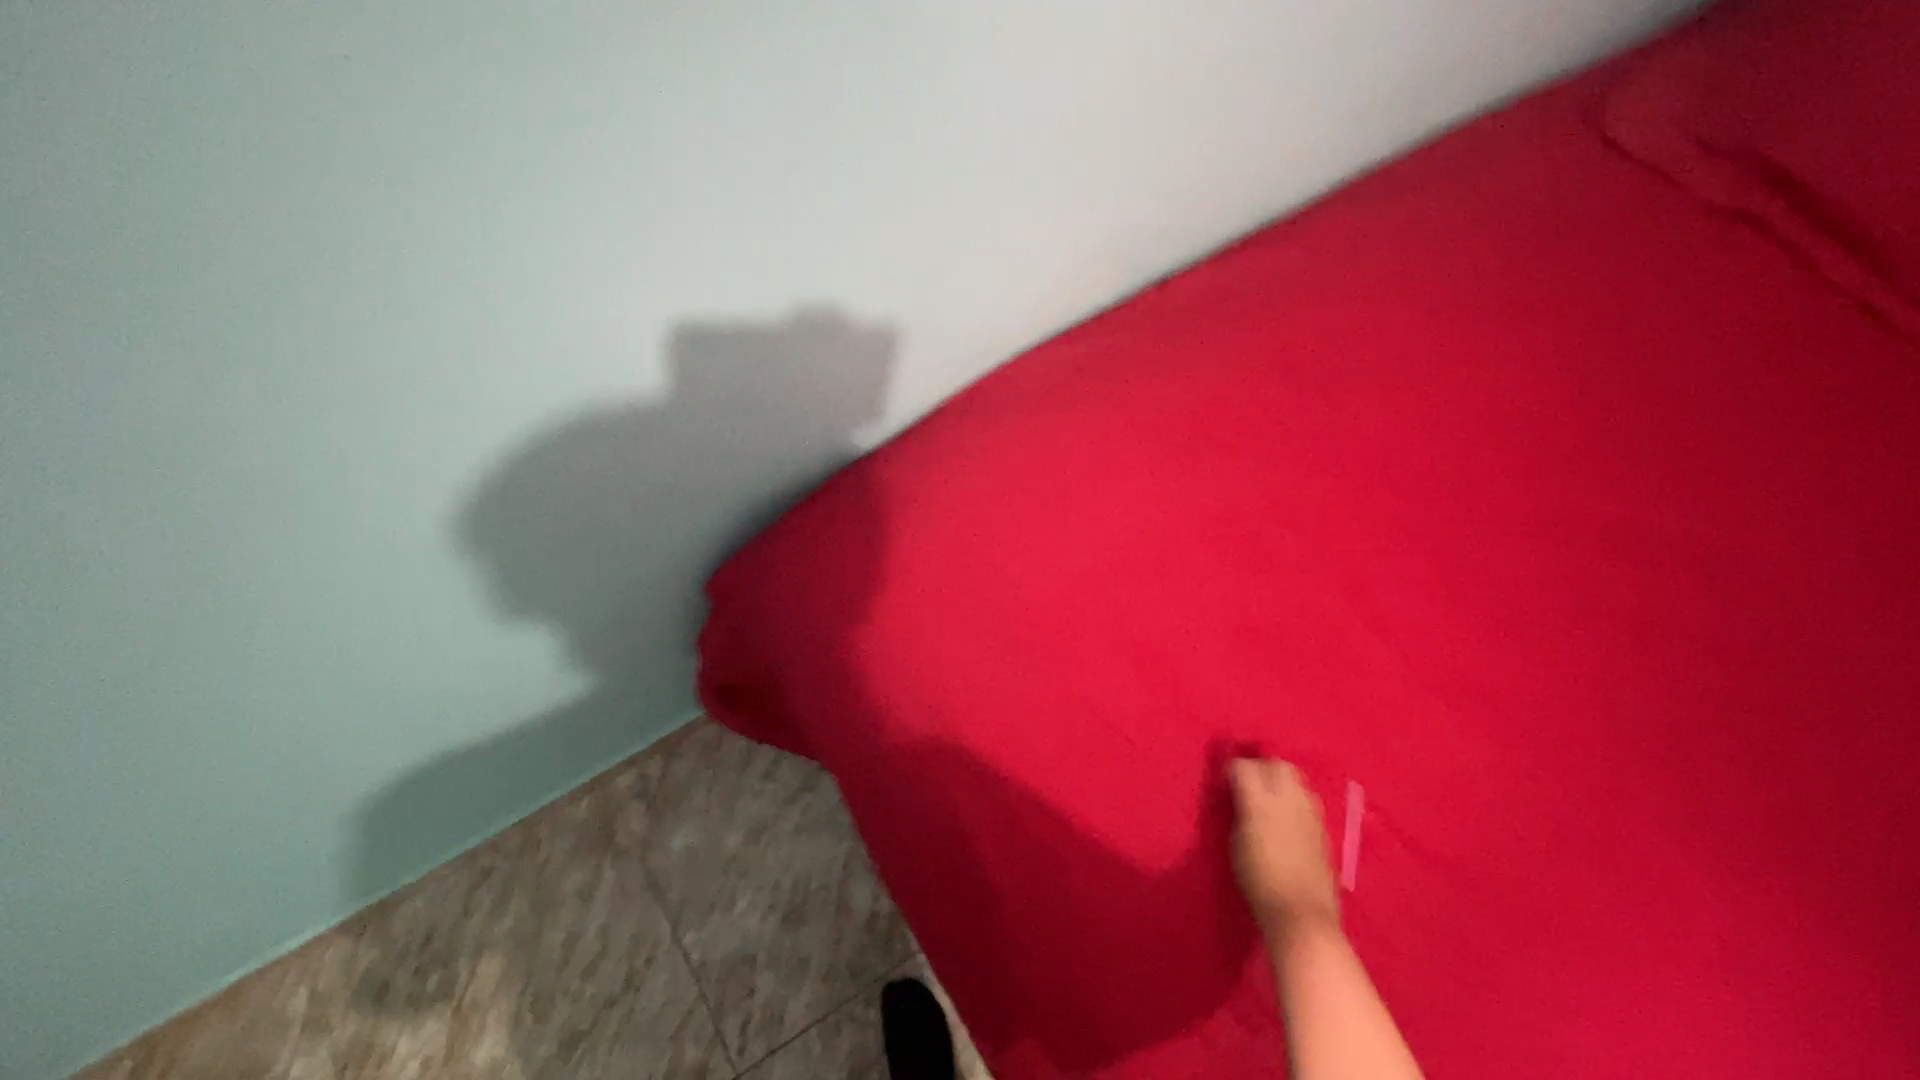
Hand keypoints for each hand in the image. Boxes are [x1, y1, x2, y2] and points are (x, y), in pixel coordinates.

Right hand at [1230, 759, 1340, 940]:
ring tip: (1268, 797)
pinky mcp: (1324, 828)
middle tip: (1247, 782)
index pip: (1244, 766)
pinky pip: (1308, 800)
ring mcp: (1310, 812)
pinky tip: (1287, 816)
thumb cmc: (1258, 882)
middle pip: (1277, 764)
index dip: (1231, 769)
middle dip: (1261, 766)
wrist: (1301, 913)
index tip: (1223, 782)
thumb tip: (1240, 801)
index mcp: (1260, 802)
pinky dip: (1295, 799)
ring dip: (1280, 780)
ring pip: (1297, 778)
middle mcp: (1289, 799)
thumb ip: (1240, 814)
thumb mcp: (1236, 844)